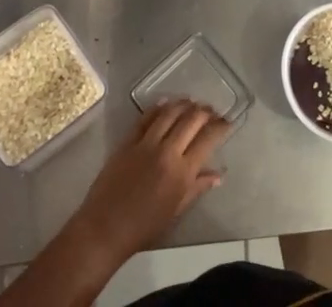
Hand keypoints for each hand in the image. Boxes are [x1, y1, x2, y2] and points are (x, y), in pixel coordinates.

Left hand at [68, 101, 231, 261]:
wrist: (105, 228)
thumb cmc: (144, 227)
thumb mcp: (176, 211)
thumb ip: (197, 188)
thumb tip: (218, 174)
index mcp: (182, 172)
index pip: (208, 139)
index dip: (220, 127)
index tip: (227, 123)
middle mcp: (166, 152)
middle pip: (191, 120)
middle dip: (205, 112)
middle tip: (212, 111)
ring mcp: (145, 144)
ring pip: (169, 113)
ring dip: (184, 104)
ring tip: (193, 102)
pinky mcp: (127, 142)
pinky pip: (145, 118)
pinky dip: (158, 107)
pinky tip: (166, 103)